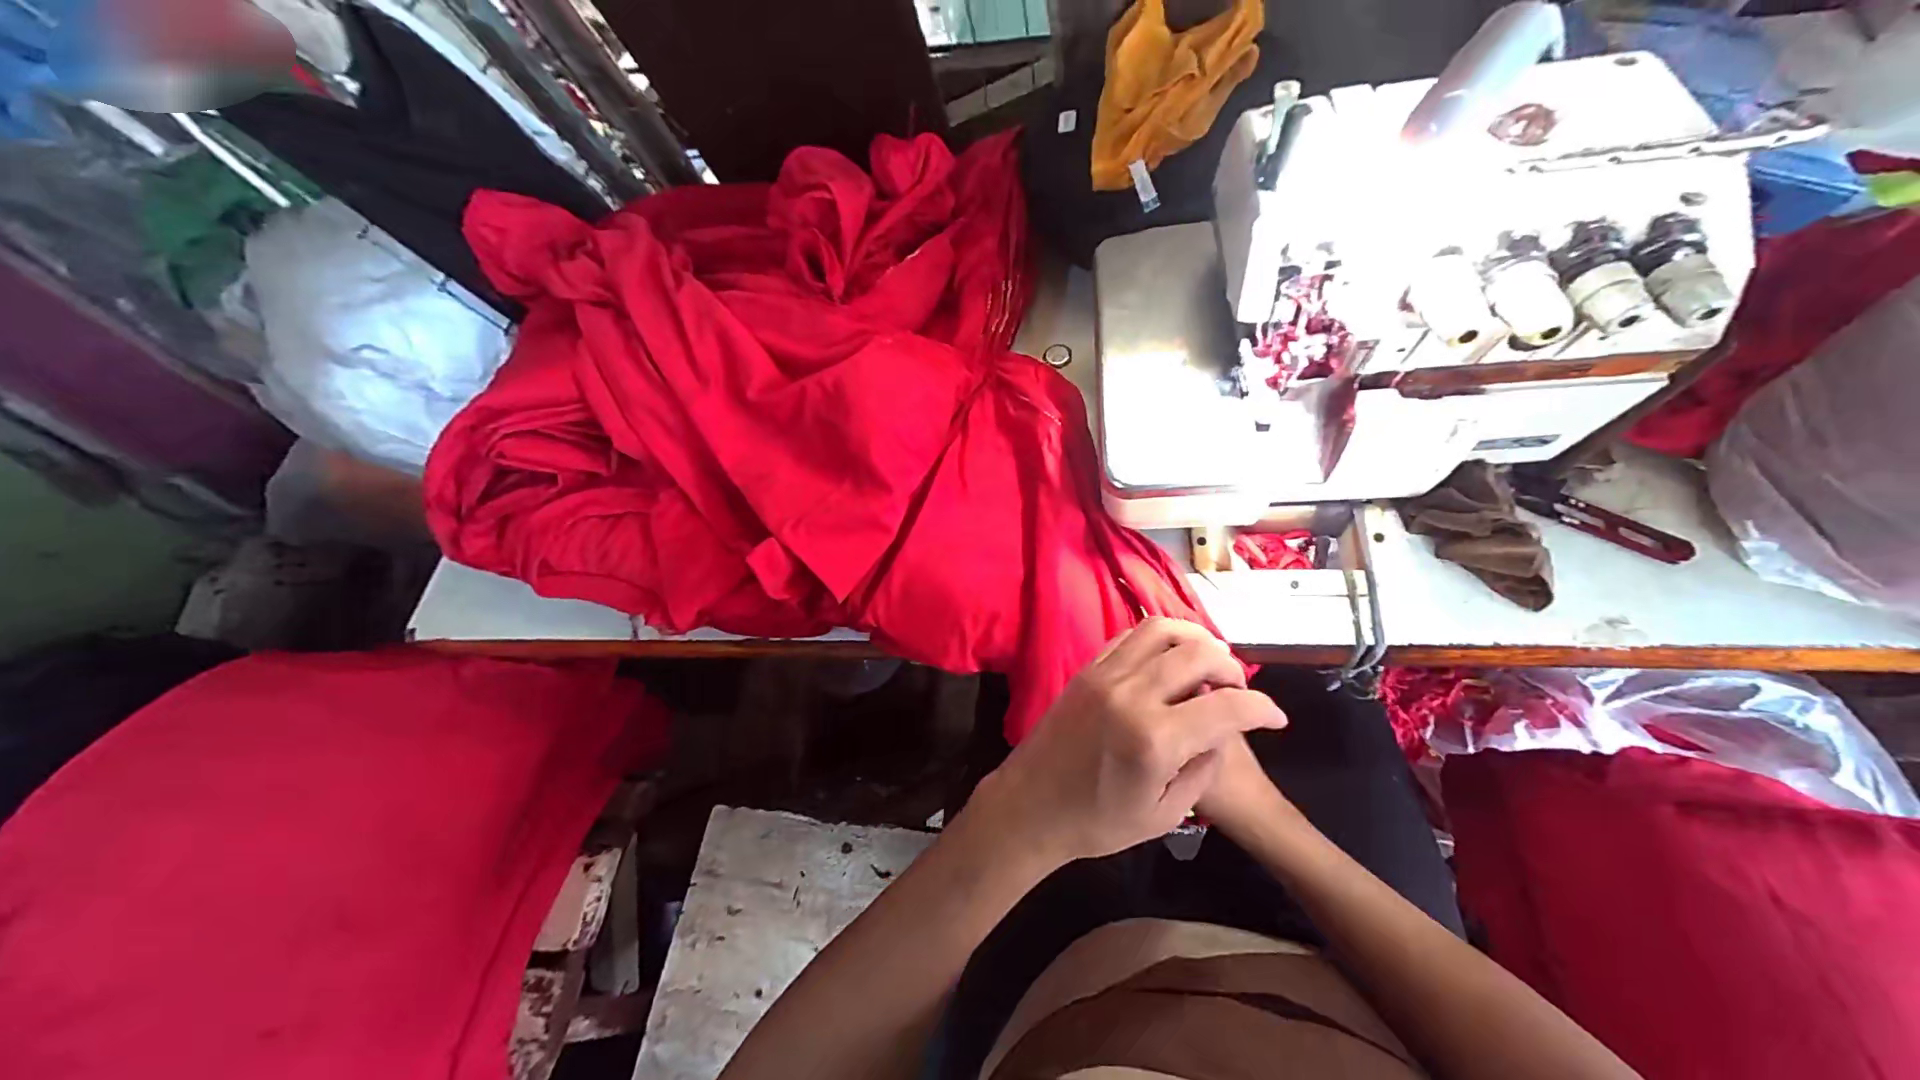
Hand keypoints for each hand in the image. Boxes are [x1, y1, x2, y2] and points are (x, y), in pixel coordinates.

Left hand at [966, 618, 1287, 868]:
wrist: (1029, 806)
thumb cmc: (1097, 822)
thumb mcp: (1165, 814)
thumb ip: (1203, 767)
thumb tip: (1222, 729)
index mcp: (1155, 739)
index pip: (1227, 706)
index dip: (1262, 709)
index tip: (1275, 718)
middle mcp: (1132, 694)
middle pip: (1198, 653)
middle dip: (1231, 667)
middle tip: (1237, 689)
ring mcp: (1105, 676)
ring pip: (1161, 630)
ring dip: (1196, 639)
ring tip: (1208, 663)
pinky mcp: (1086, 670)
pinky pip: (1129, 636)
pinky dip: (1158, 638)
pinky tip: (1169, 658)